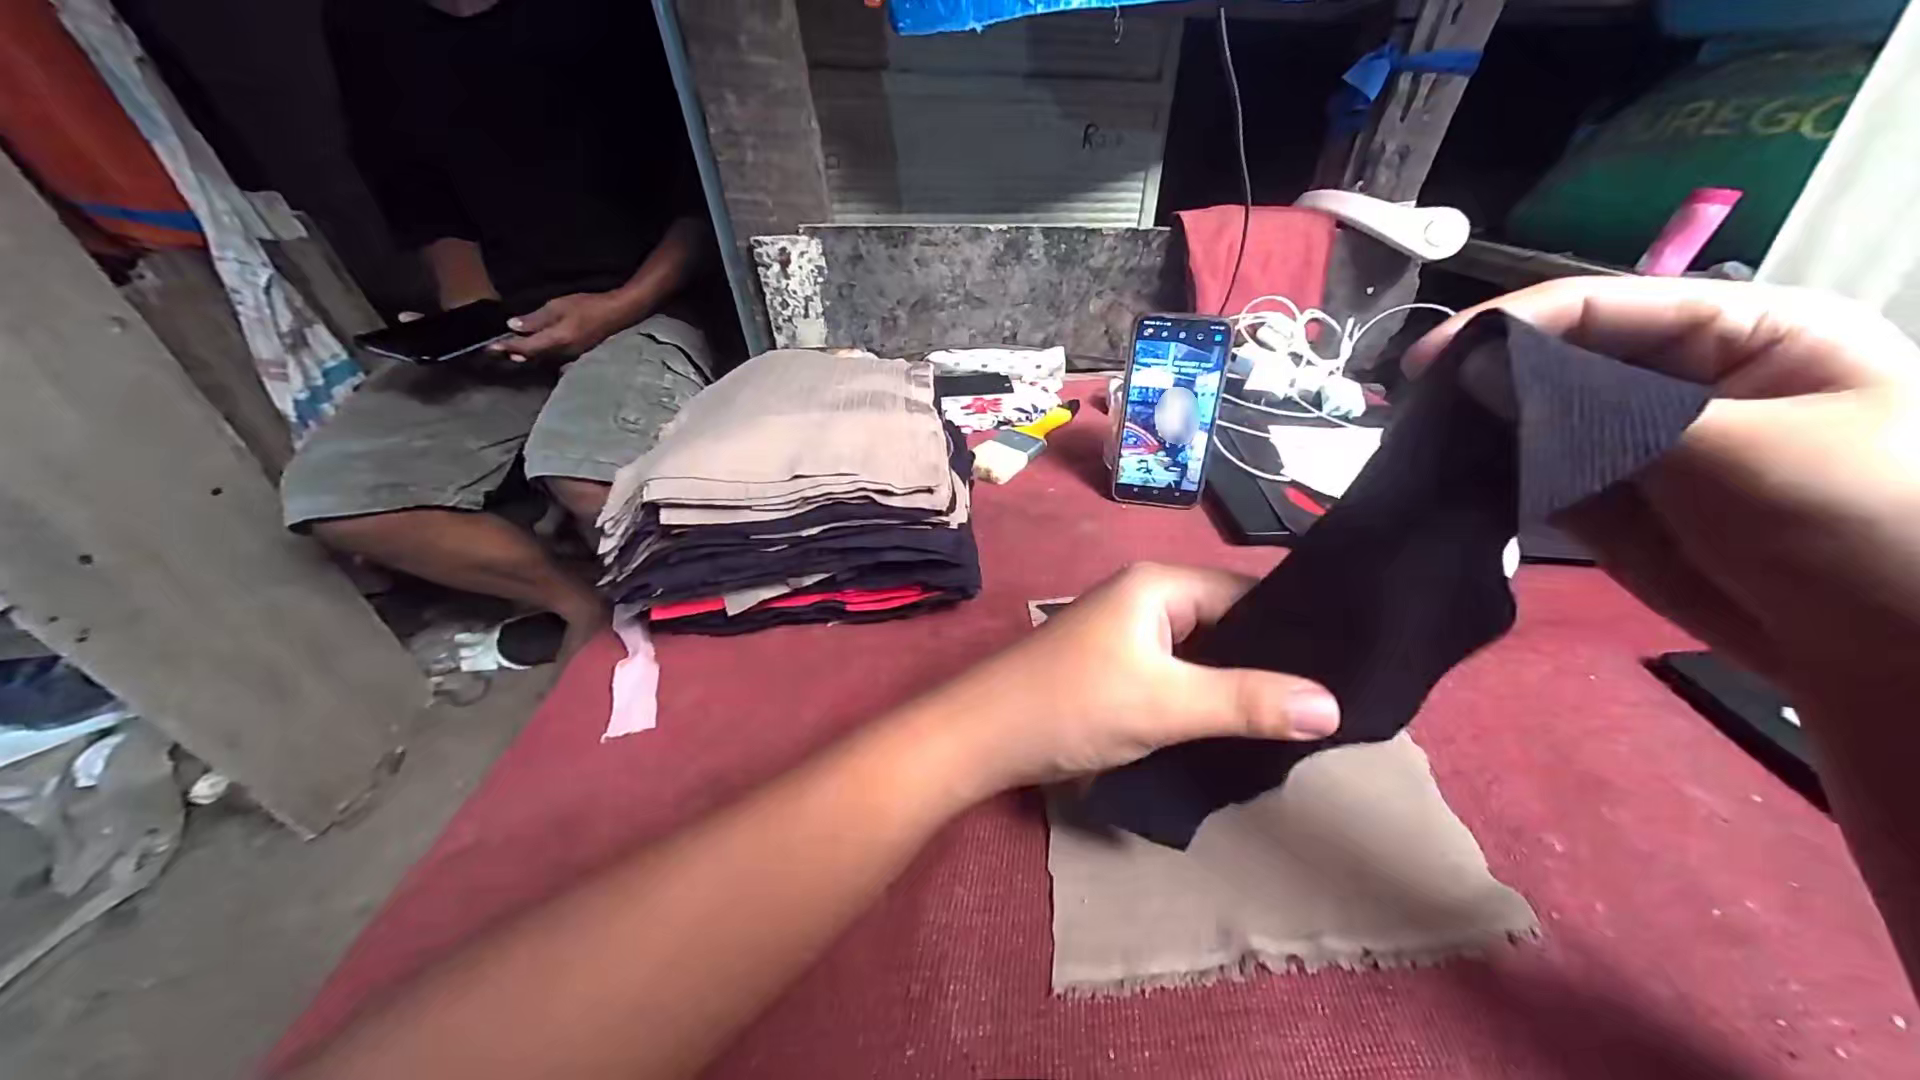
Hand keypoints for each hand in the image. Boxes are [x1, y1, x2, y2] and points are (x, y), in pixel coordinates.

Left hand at [489, 291, 641, 361]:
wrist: (616, 314)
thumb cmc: (588, 306)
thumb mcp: (558, 307)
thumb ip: (536, 319)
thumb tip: (513, 326)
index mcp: (557, 340)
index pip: (526, 347)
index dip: (507, 347)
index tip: (489, 348)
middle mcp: (563, 352)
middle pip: (534, 357)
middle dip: (515, 353)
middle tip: (497, 351)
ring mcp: (572, 355)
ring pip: (543, 358)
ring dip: (528, 355)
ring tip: (513, 351)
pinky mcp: (577, 352)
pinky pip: (554, 356)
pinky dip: (541, 353)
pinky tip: (537, 348)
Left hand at [908, 563, 1339, 795]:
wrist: (982, 736)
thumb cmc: (1071, 705)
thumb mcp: (1165, 704)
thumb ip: (1246, 702)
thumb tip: (1333, 704)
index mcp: (1158, 584)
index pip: (1248, 593)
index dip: (1294, 629)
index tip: (1347, 670)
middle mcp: (1145, 597)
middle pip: (1227, 621)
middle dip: (1269, 659)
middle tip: (1330, 703)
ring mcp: (1128, 632)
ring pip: (1202, 651)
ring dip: (1237, 681)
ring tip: (1298, 717)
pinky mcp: (1116, 665)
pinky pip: (1177, 671)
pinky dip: (1205, 692)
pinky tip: (1238, 722)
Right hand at [1406, 276, 1919, 703]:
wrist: (1893, 657)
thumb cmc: (1856, 527)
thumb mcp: (1724, 452)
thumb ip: (1595, 411)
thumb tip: (1476, 372)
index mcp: (1738, 334)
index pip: (1599, 307)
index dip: (1506, 326)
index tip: (1426, 363)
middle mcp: (1675, 380)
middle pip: (1555, 359)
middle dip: (1485, 378)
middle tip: (1413, 408)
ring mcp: (1634, 443)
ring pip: (1535, 419)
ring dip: (1482, 430)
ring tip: (1419, 442)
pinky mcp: (1605, 498)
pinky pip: (1534, 473)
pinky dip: (1494, 475)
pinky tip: (1453, 477)